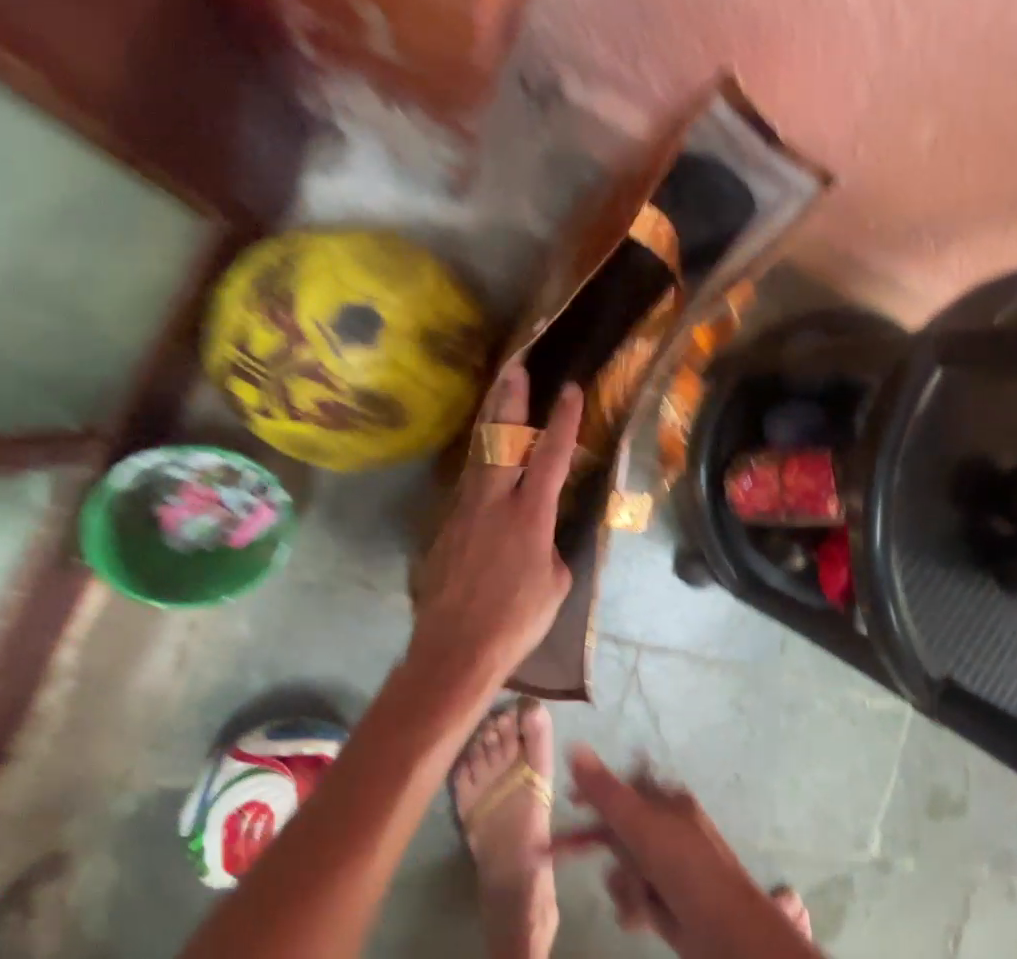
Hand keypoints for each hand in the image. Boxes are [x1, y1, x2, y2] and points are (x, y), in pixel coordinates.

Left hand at [407, 363, 581, 710]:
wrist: (454, 650)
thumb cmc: (516, 620)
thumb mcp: (556, 582)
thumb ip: (552, 545)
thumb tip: (544, 533)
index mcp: (530, 515)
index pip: (551, 456)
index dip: (564, 421)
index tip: (571, 389)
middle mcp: (494, 502)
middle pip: (502, 439)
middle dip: (511, 400)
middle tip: (515, 366)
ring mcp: (464, 512)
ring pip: (479, 457)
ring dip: (491, 424)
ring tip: (498, 397)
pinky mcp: (445, 528)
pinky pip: (467, 487)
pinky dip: (480, 466)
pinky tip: (485, 464)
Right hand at [566, 748, 820, 958]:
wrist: (719, 926)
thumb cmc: (683, 865)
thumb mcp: (641, 824)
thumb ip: (606, 791)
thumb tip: (576, 747)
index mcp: (668, 802)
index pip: (626, 787)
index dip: (596, 792)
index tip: (568, 802)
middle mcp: (668, 828)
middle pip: (618, 831)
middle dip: (591, 846)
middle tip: (548, 855)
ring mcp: (667, 863)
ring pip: (621, 867)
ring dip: (622, 886)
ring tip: (639, 896)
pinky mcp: (664, 896)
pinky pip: (632, 895)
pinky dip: (634, 906)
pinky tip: (644, 916)